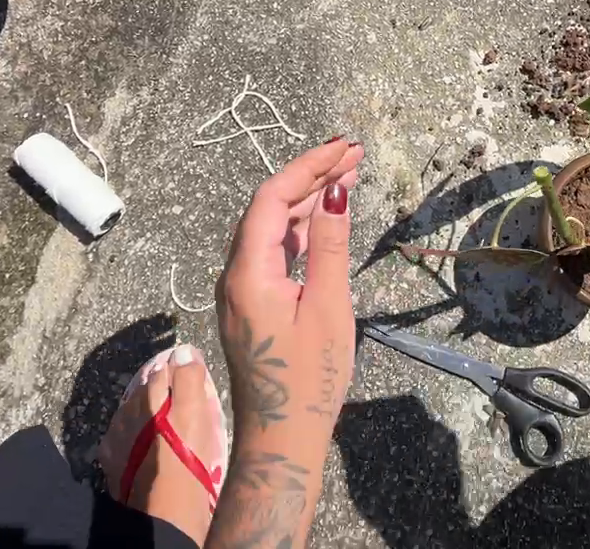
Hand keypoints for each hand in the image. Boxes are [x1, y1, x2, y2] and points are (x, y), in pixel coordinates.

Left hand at [207, 138, 359, 548]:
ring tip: (348, 175)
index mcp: (247, 272)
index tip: (344, 148)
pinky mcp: (254, 300)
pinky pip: (275, 249)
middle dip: (311, 176)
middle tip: (353, 155)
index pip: (271, 198)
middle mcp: (236, 273)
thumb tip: (336, 192)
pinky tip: (327, 216)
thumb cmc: (309, 377)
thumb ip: (331, 245)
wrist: (282, 440)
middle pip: (269, 207)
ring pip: (272, 226)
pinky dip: (302, 227)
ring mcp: (242, 288)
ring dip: (308, 199)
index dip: (307, 166)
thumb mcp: (328, 306)